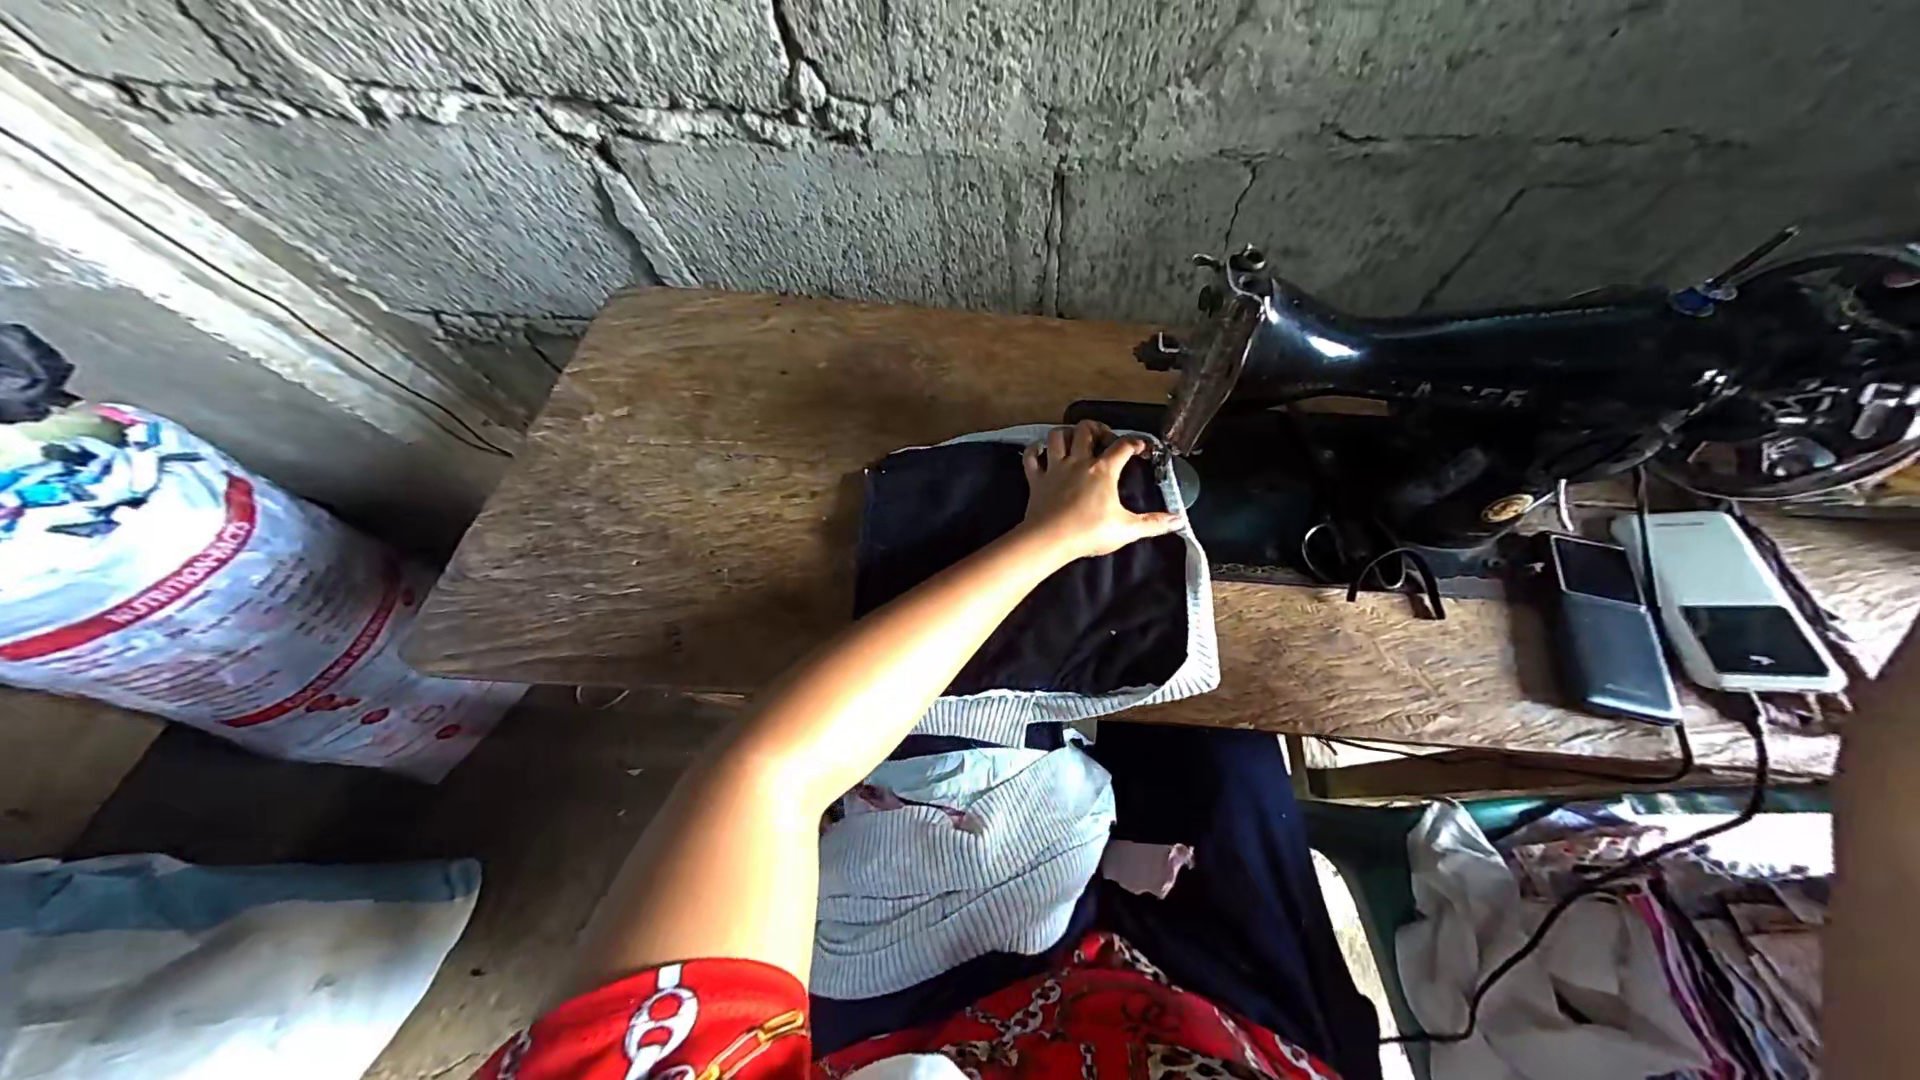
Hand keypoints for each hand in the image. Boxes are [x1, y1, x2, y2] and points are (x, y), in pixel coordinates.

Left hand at [1019, 420, 1182, 561]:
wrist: (1050, 539)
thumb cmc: (1089, 532)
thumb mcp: (1128, 529)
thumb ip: (1154, 523)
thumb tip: (1178, 520)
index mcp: (1103, 470)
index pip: (1123, 445)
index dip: (1136, 442)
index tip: (1141, 447)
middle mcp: (1078, 462)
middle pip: (1086, 429)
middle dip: (1097, 428)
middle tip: (1104, 439)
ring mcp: (1055, 468)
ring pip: (1057, 436)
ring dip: (1066, 433)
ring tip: (1075, 440)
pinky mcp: (1036, 479)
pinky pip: (1031, 456)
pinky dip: (1035, 450)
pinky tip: (1041, 452)